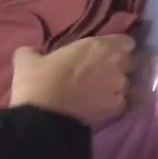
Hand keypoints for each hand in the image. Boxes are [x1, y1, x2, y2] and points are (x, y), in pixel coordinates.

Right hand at [9, 34, 135, 125]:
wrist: (42, 117)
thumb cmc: (38, 82)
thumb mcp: (28, 62)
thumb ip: (31, 52)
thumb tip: (27, 51)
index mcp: (100, 46)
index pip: (125, 41)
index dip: (118, 47)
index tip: (108, 52)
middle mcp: (116, 62)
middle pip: (130, 61)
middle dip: (121, 65)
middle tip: (103, 72)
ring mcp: (119, 84)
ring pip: (127, 82)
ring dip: (117, 85)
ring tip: (102, 92)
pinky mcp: (117, 105)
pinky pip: (121, 102)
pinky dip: (114, 104)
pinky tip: (102, 107)